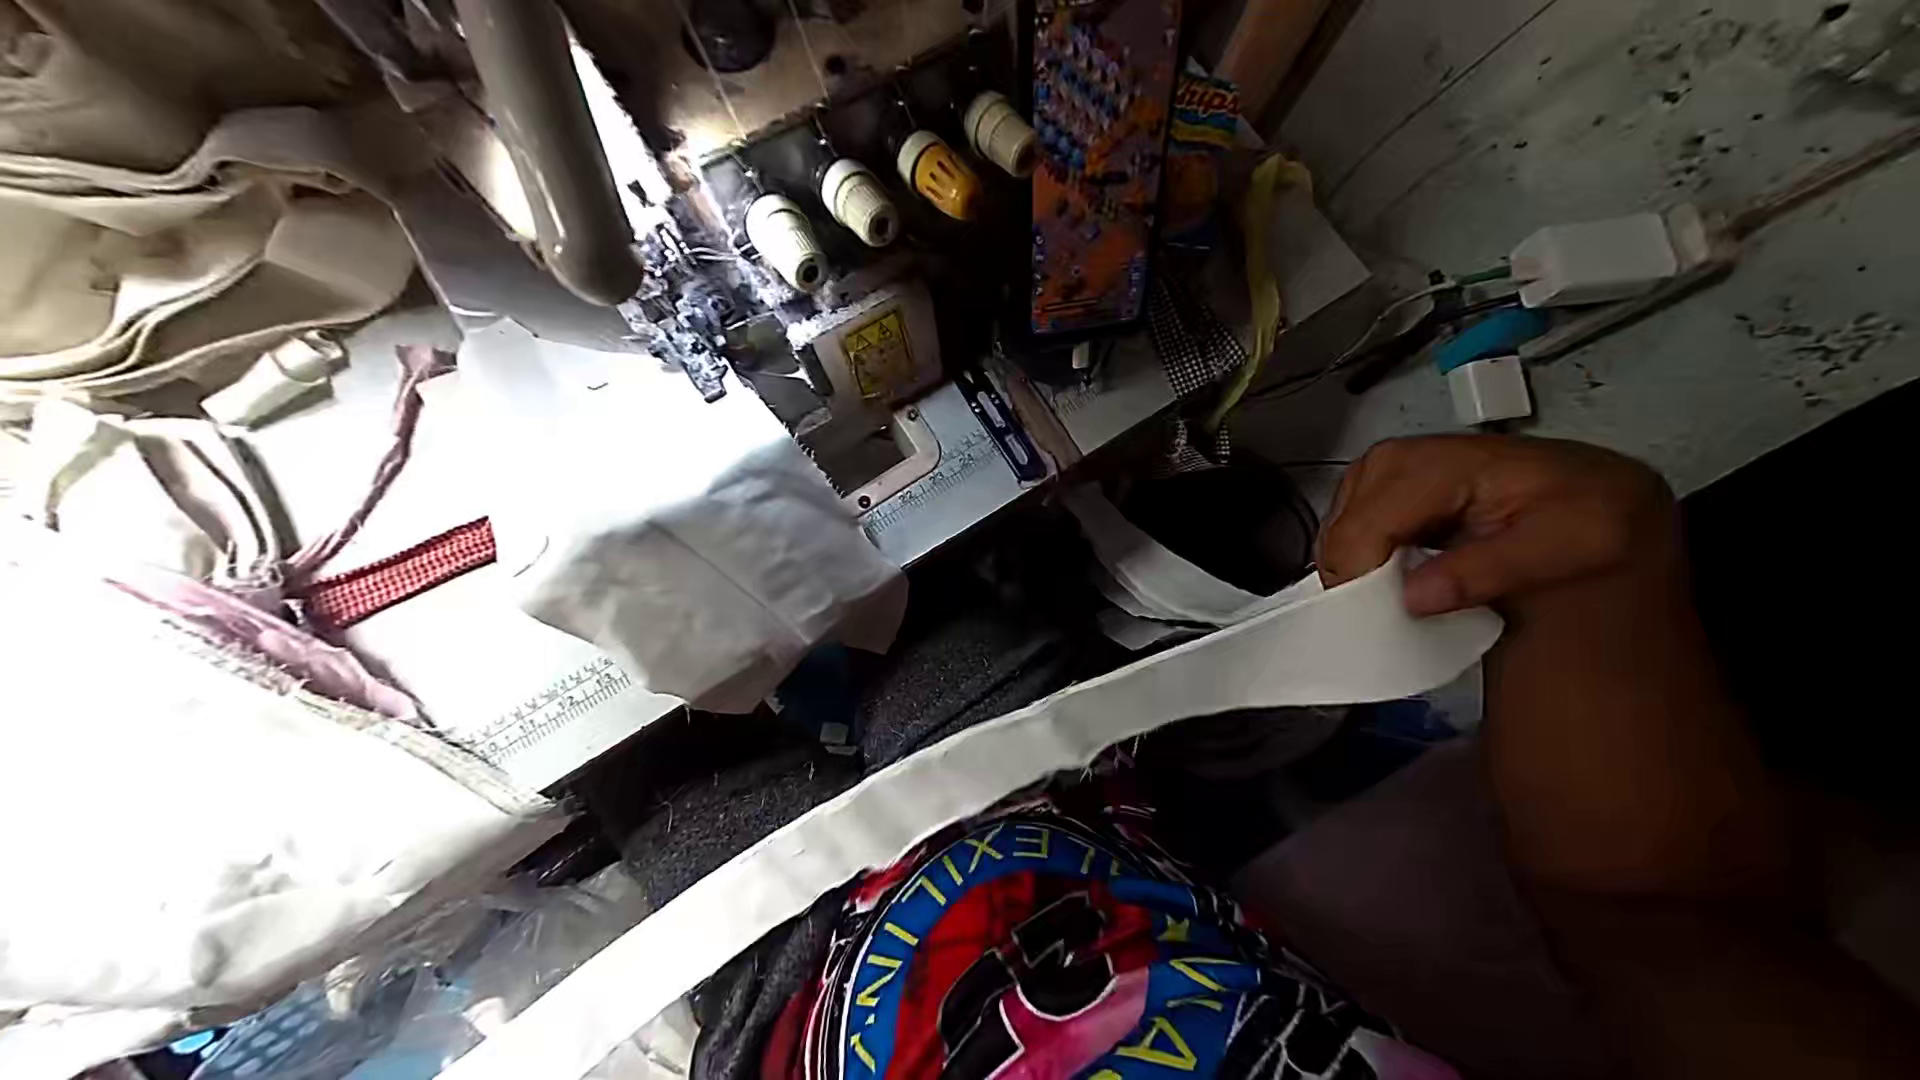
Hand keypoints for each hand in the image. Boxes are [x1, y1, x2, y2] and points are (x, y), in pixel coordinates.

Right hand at [1318, 435, 1677, 616]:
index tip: (1397, 616)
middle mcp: (1398, 457)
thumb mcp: (1572, 548)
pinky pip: (1343, 532)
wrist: (1599, 500)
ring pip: (1335, 535)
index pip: (1365, 530)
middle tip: (1407, 605)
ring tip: (1410, 587)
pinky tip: (1400, 571)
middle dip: (1361, 578)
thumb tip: (1413, 597)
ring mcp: (1381, 470)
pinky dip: (1361, 561)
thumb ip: (1491, 571)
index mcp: (1440, 464)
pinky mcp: (1374, 485)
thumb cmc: (1591, 519)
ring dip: (1359, 571)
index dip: (1368, 583)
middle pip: (1341, 533)